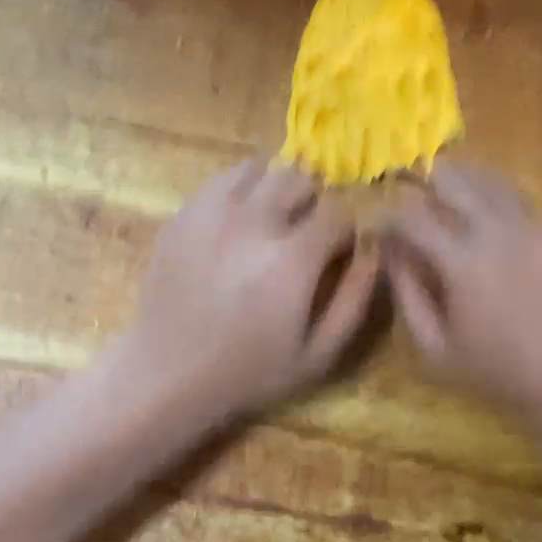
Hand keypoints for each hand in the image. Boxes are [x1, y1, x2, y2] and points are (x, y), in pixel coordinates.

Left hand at [116, 160, 378, 421]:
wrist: (168, 373)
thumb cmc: (249, 371)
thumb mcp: (318, 354)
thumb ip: (355, 299)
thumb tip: (374, 250)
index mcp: (293, 257)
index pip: (338, 211)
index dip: (344, 230)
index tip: (336, 252)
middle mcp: (254, 221)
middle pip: (301, 177)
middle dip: (312, 200)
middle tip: (304, 233)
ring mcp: (213, 212)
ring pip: (261, 168)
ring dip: (275, 187)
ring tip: (271, 220)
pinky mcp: (183, 214)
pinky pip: (221, 179)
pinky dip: (240, 189)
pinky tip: (238, 220)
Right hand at [381, 163, 541, 419]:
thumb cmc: (497, 371)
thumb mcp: (435, 348)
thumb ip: (407, 295)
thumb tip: (391, 253)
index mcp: (463, 261)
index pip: (412, 216)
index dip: (386, 215)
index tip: (375, 223)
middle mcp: (496, 230)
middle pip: (452, 180)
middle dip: (420, 180)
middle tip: (402, 187)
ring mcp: (530, 225)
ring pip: (486, 178)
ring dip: (456, 179)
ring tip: (435, 186)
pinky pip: (513, 194)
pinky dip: (487, 189)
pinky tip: (474, 203)